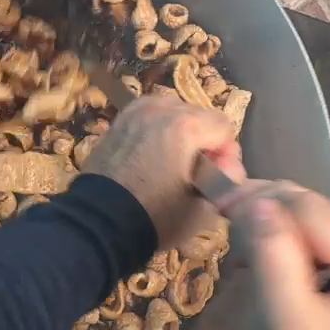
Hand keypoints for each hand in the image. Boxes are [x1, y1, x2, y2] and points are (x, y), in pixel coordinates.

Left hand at [84, 96, 242, 247]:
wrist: (100, 221)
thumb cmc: (156, 216)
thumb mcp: (204, 207)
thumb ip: (227, 180)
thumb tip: (229, 165)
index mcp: (185, 125)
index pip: (224, 127)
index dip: (227, 153)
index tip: (216, 177)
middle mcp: (160, 108)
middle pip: (199, 115)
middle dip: (204, 141)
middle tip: (196, 173)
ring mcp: (136, 111)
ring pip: (174, 112)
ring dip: (182, 132)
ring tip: (174, 163)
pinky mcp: (119, 121)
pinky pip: (150, 115)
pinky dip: (159, 129)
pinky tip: (154, 155)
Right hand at [231, 184, 329, 329]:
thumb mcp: (287, 322)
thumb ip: (276, 260)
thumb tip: (257, 203)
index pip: (314, 214)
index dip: (267, 212)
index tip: (224, 216)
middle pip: (307, 203)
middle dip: (260, 206)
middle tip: (221, 215)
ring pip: (299, 200)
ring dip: (259, 208)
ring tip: (232, 229)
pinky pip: (299, 211)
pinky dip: (268, 216)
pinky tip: (249, 234)